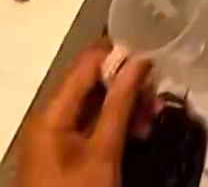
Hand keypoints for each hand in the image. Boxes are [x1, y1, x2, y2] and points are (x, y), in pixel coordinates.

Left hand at [18, 45, 157, 186]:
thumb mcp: (104, 152)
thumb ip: (121, 100)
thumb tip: (141, 57)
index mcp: (52, 113)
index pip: (89, 61)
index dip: (121, 55)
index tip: (153, 60)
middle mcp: (51, 116)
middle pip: (94, 79)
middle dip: (128, 82)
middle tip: (156, 92)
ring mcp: (56, 134)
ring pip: (98, 100)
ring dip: (128, 102)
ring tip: (153, 114)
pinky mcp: (64, 150)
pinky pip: (94, 120)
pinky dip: (118, 120)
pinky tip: (140, 129)